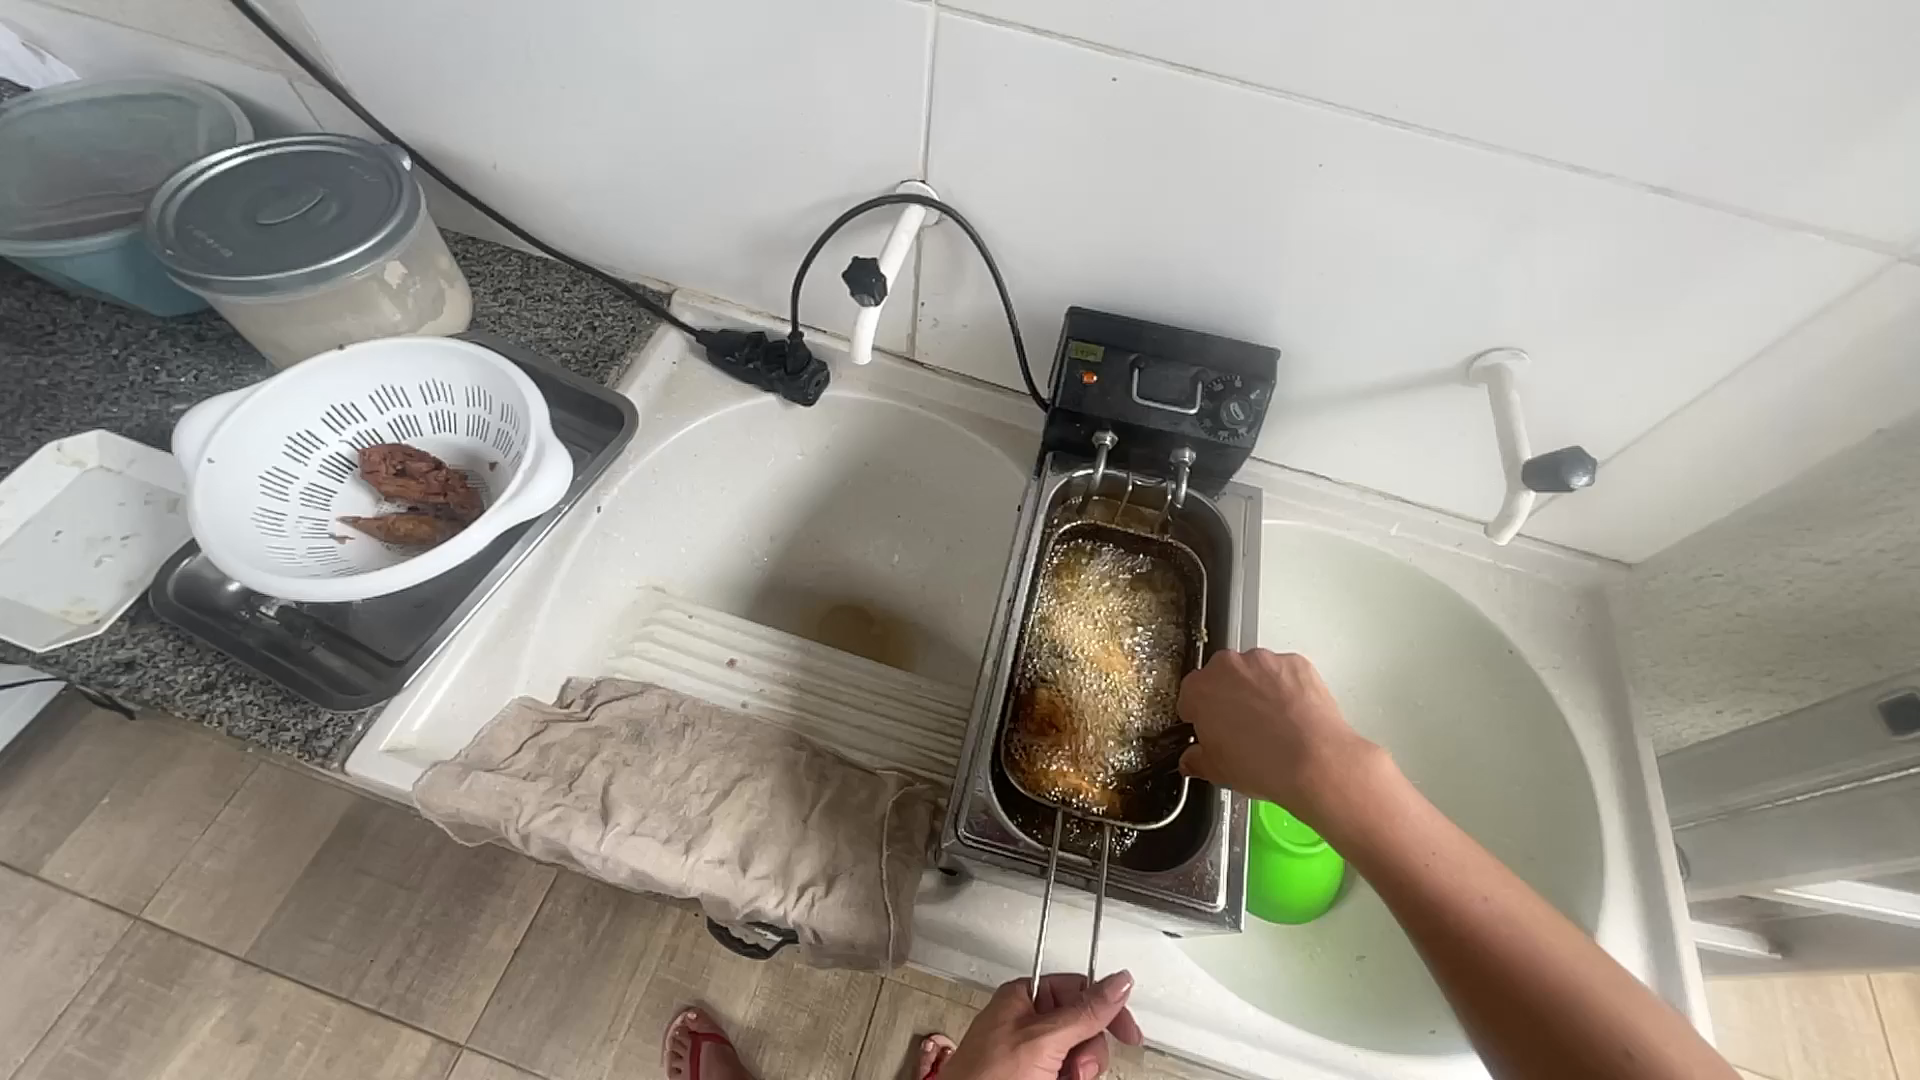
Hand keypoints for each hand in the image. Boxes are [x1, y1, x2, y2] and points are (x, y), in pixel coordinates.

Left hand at [939, 972, 1141, 1079]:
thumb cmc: (985, 1077)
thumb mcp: (1042, 1039)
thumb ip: (1084, 1011)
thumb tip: (1119, 981)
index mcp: (1024, 997)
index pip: (1078, 988)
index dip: (1106, 1007)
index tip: (1128, 1032)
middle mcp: (1028, 1022)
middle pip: (1083, 1027)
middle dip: (1087, 1051)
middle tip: (1075, 1068)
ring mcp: (1032, 1055)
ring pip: (1079, 1058)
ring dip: (1078, 1073)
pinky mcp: (1036, 1077)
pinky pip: (1068, 1075)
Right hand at [1176, 649, 1384, 820]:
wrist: (1316, 762)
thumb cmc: (1265, 763)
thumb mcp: (1217, 771)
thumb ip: (1196, 760)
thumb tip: (1192, 760)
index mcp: (1200, 690)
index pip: (1190, 696)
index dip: (1200, 714)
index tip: (1211, 727)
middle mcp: (1228, 667)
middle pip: (1222, 677)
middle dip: (1229, 696)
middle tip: (1243, 727)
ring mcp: (1263, 662)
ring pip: (1254, 672)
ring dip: (1258, 689)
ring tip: (1273, 723)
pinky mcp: (1295, 663)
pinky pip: (1285, 672)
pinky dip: (1287, 688)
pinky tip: (1293, 714)